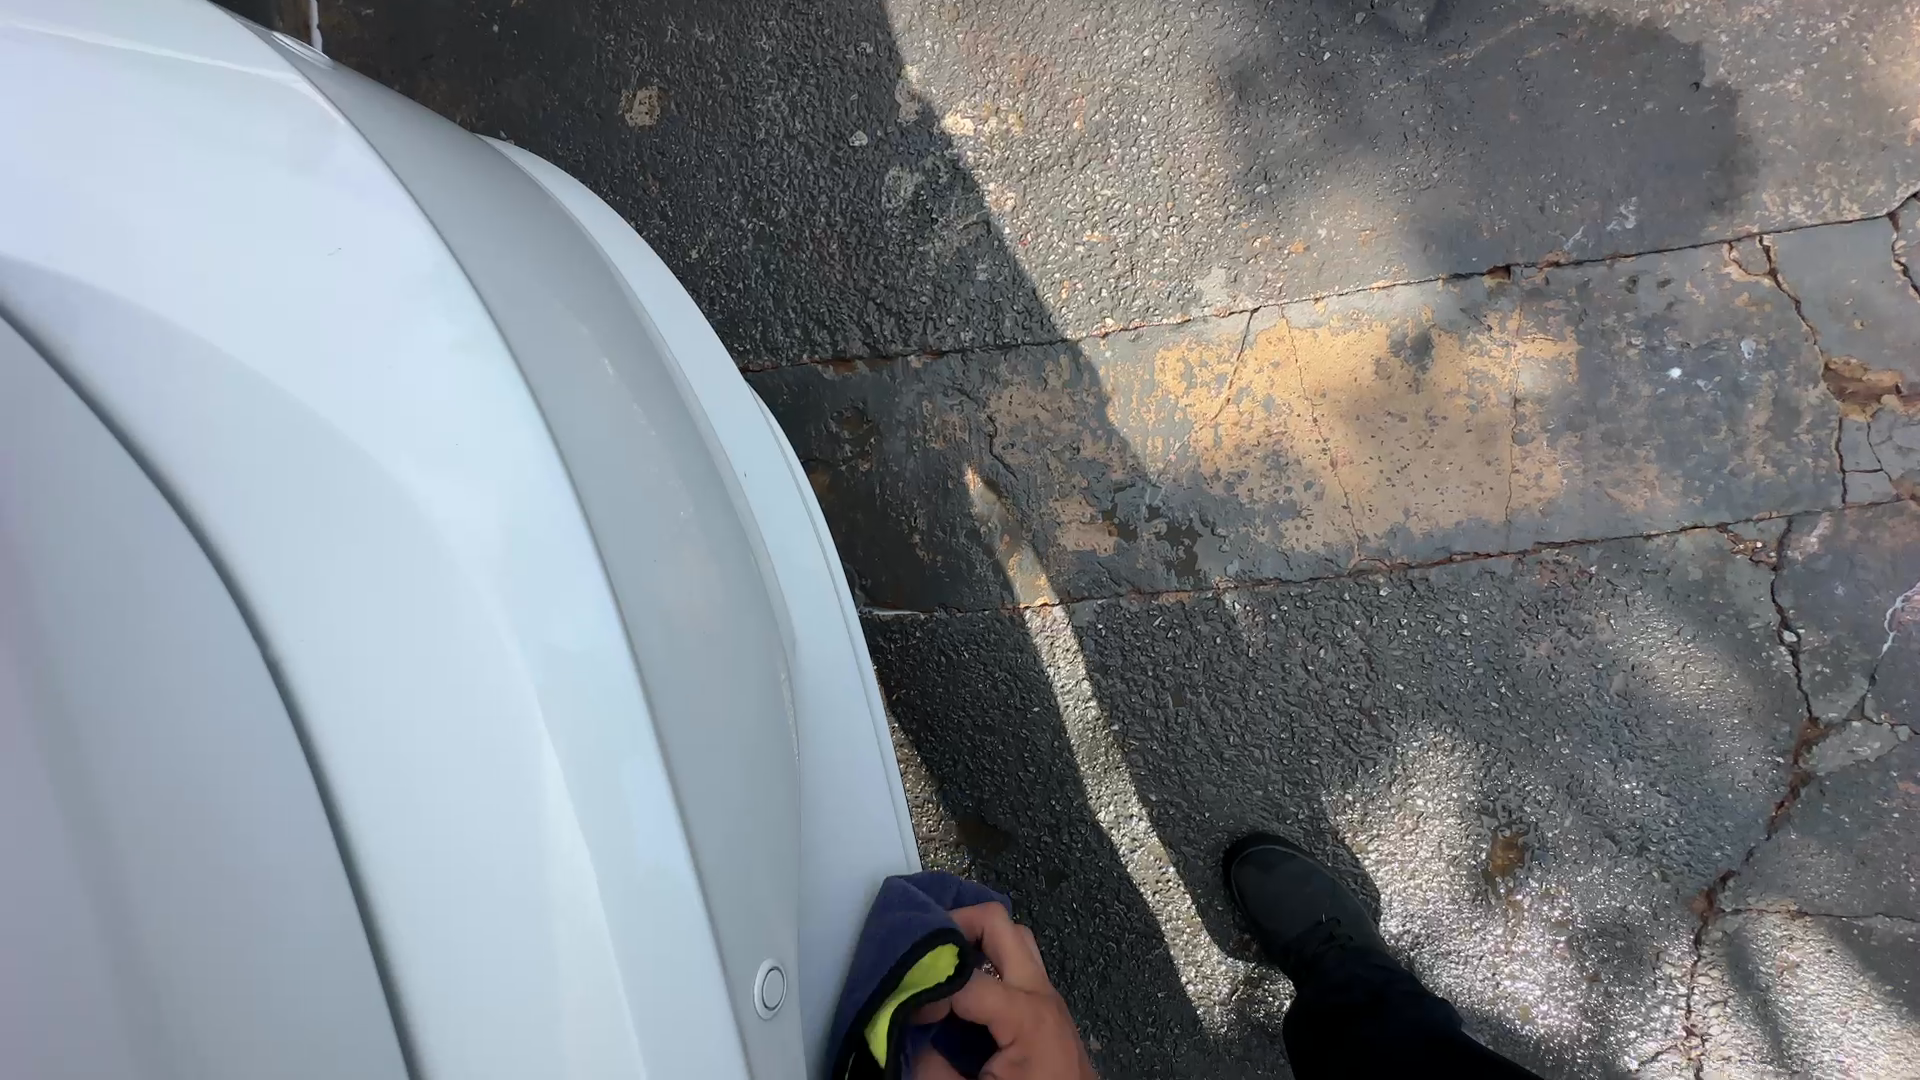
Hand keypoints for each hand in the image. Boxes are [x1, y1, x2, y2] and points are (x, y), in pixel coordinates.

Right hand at [911, 903, 1097, 1079]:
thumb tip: (905, 1033)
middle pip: (998, 923)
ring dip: (976, 936)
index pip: (963, 978)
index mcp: (1026, 1015)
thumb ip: (932, 1069)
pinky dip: (989, 954)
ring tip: (942, 961)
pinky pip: (1018, 956)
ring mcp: (1048, 992)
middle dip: (955, 925)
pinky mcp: (1047, 1003)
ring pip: (1012, 933)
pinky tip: (965, 978)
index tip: (909, 1013)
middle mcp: (1040, 991)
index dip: (928, 989)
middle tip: (923, 951)